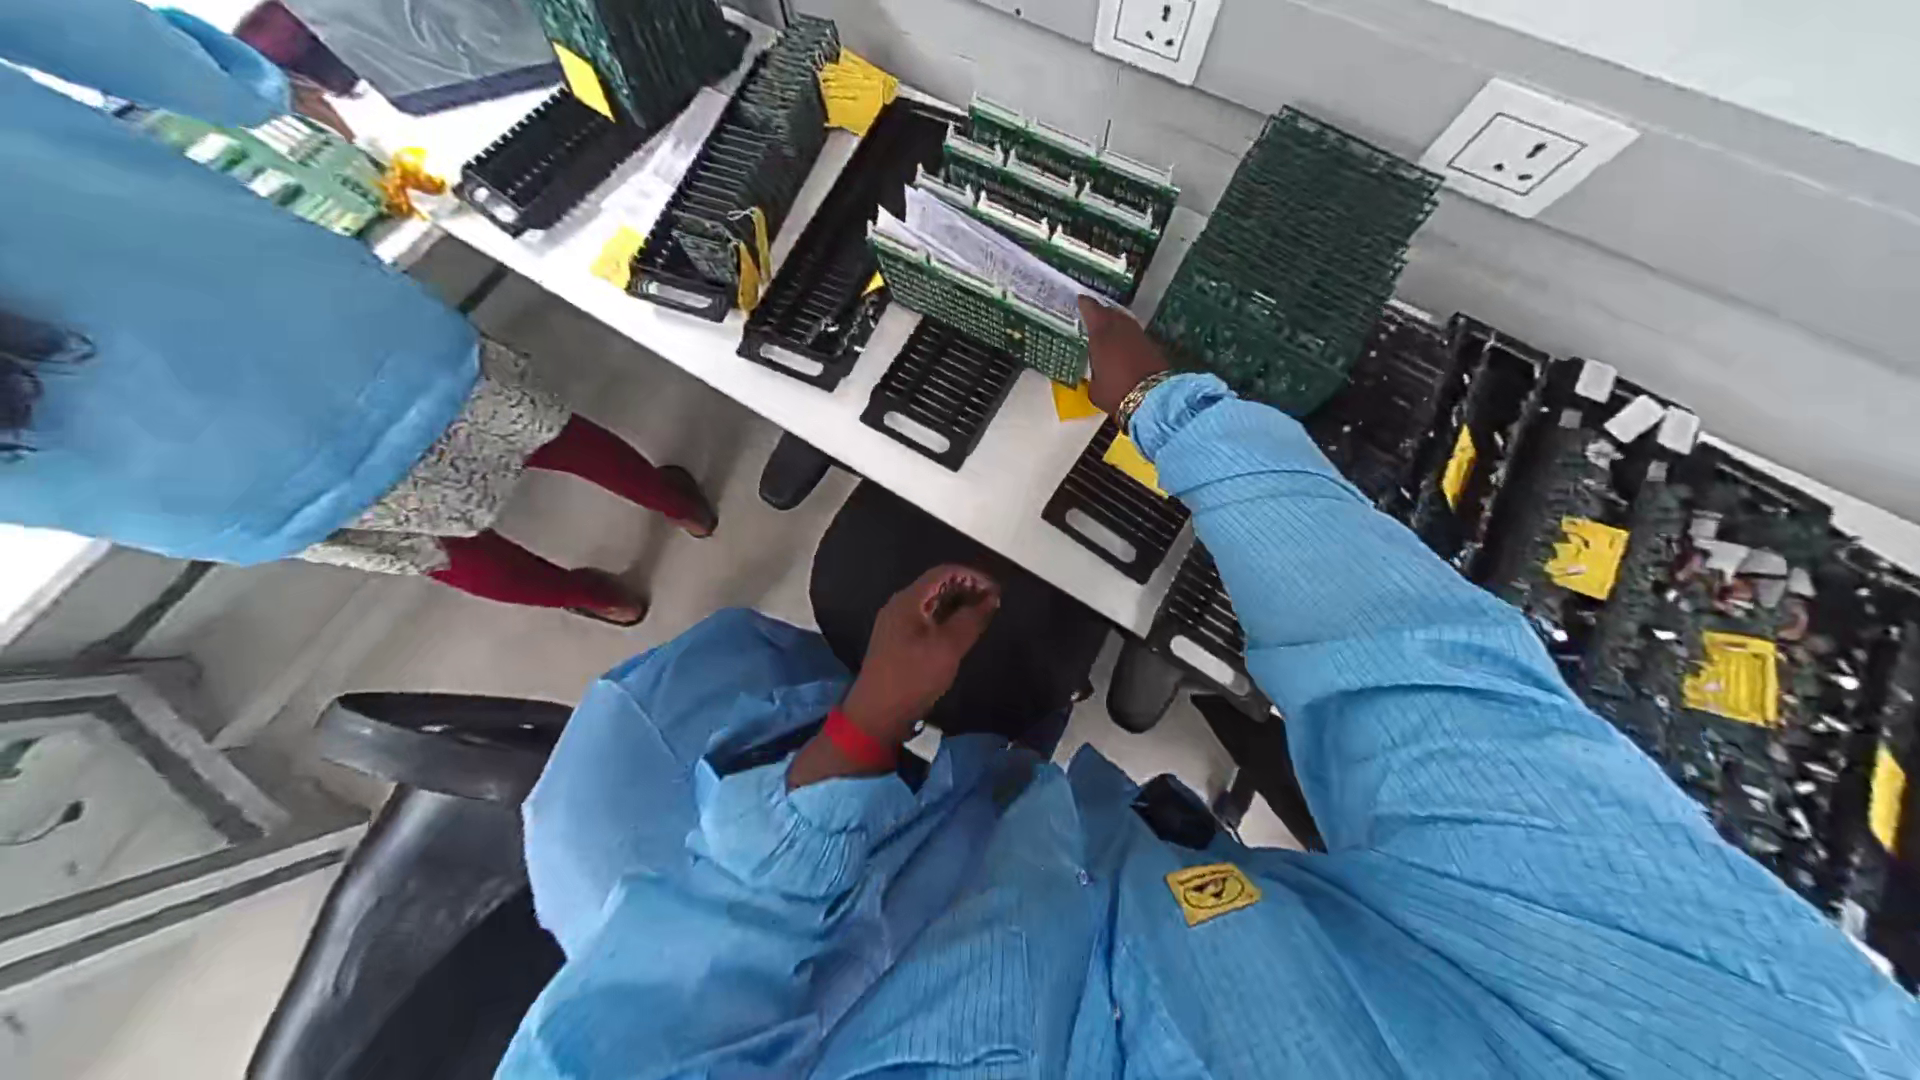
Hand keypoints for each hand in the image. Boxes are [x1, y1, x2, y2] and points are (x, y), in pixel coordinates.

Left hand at [841, 565, 1001, 738]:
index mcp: (908, 600)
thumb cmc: (913, 677)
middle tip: (993, 603)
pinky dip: (946, 619)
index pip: (943, 572)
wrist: (876, 715)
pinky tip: (960, 633)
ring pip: (932, 603)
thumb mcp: (948, 647)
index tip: (996, 590)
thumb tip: (991, 598)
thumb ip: (971, 619)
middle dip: (967, 589)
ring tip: (982, 616)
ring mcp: (896, 623)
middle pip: (936, 585)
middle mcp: (899, 605)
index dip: (972, 576)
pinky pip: (926, 619)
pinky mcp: (897, 641)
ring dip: (958, 605)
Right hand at [1079, 296, 1169, 413]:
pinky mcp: (1152, 345)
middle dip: (1101, 312)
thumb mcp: (1095, 389)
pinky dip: (1127, 335)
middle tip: (1093, 314)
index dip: (1085, 304)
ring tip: (1108, 327)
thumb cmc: (1116, 393)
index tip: (1080, 299)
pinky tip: (1123, 343)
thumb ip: (1094, 375)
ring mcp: (1138, 336)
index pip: (1092, 311)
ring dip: (1116, 321)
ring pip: (1124, 321)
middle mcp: (1120, 329)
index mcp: (1101, 336)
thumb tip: (1096, 374)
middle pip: (1110, 313)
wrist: (1153, 399)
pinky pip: (1134, 334)